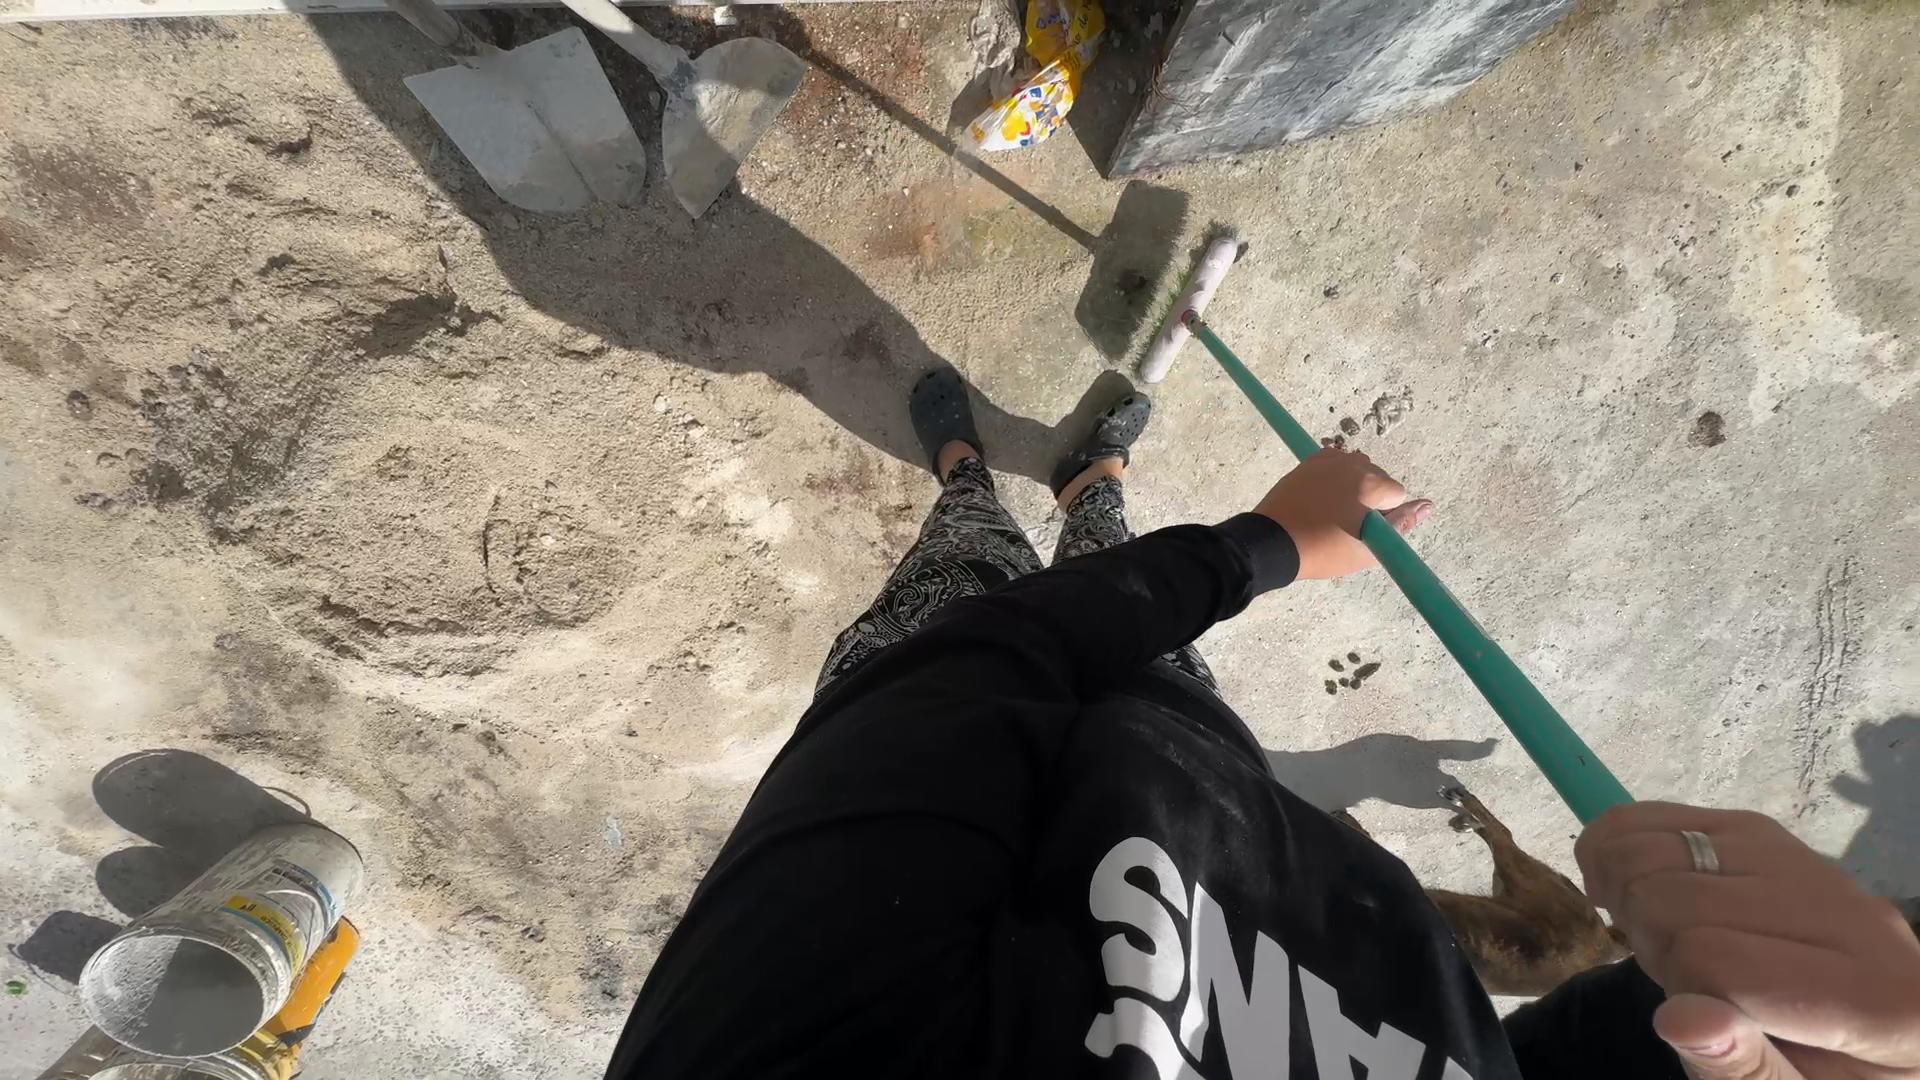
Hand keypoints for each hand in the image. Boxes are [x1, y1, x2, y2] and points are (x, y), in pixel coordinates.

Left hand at [1252, 449, 1432, 579]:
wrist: (1271, 544)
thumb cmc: (1322, 550)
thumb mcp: (1368, 548)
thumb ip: (1402, 524)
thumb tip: (1428, 506)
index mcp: (1370, 483)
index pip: (1397, 493)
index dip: (1385, 514)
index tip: (1364, 529)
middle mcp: (1350, 464)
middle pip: (1376, 477)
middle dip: (1370, 497)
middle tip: (1347, 522)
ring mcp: (1325, 462)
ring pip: (1354, 467)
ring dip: (1352, 484)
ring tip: (1333, 511)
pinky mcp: (1305, 465)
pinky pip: (1331, 461)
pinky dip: (1333, 474)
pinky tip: (1323, 494)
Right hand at [1576, 802, 1919, 1078]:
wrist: (1846, 1022)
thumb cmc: (1819, 1069)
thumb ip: (1742, 1067)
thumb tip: (1683, 1020)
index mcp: (1882, 1001)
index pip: (1715, 962)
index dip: (1679, 987)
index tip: (1696, 1014)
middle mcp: (1855, 916)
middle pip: (1674, 899)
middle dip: (1646, 938)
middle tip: (1670, 971)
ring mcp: (1799, 859)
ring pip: (1646, 850)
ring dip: (1621, 892)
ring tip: (1651, 929)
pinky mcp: (1751, 828)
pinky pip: (1640, 816)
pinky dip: (1604, 848)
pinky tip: (1620, 885)